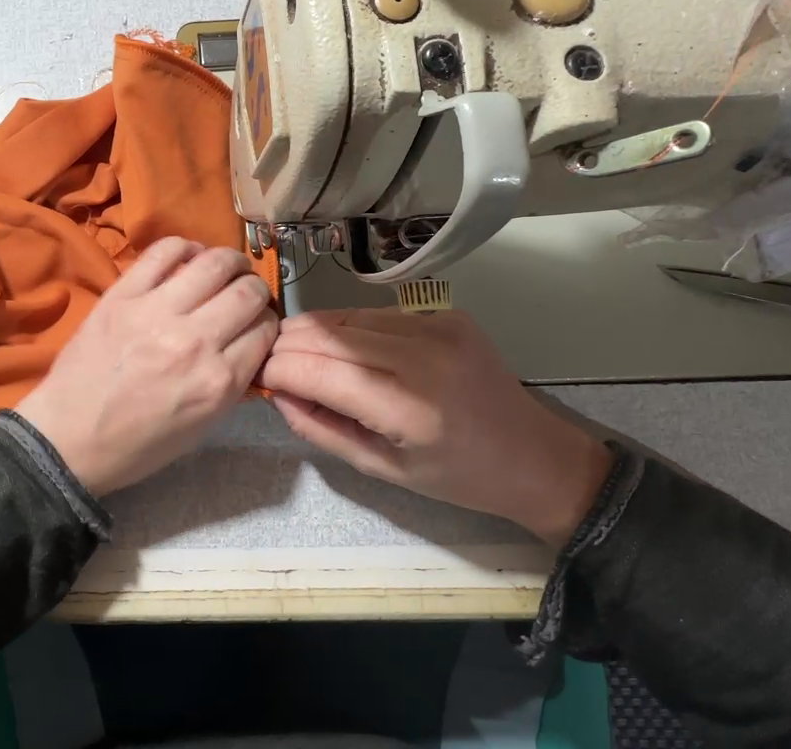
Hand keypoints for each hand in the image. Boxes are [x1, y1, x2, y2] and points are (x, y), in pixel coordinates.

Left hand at [14, 238, 276, 496]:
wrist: (69, 438)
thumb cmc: (137, 444)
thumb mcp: (201, 427)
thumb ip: (232, 384)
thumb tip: (251, 345)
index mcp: (218, 381)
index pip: (265, 331)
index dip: (268, 322)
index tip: (258, 322)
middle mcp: (194, 341)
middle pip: (247, 293)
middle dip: (255, 290)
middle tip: (245, 293)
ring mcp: (155, 312)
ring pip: (213, 264)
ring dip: (230, 262)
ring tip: (227, 267)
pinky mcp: (122, 295)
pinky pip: (164, 252)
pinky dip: (185, 247)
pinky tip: (189, 257)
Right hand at [262, 309, 611, 547]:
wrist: (535, 455)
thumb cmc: (456, 477)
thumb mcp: (381, 469)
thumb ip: (321, 428)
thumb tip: (276, 393)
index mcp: (408, 406)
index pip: (317, 369)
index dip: (275, 368)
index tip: (255, 377)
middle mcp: (422, 354)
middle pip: (326, 333)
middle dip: (285, 344)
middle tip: (267, 362)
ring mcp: (436, 326)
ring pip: (346, 316)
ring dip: (312, 332)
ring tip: (297, 353)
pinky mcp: (445, 313)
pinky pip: (375, 314)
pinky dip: (348, 329)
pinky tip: (343, 348)